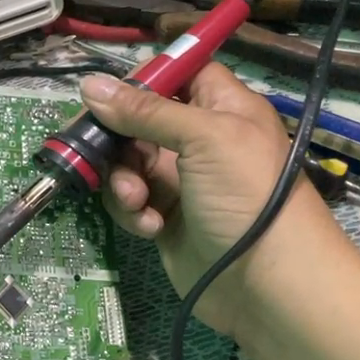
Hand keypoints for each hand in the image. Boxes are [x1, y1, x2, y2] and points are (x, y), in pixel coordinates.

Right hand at [80, 66, 349, 336]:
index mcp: (221, 108)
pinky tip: (150, 226)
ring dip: (122, 178)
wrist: (270, 287)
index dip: (147, 77)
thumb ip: (145, 111)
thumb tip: (89, 85)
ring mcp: (180, 179)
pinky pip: (130, 199)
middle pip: (139, 118)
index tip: (111, 92)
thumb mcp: (203, 139)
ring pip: (127, 160)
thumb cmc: (247, 196)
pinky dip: (132, 210)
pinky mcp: (164, 215)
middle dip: (117, 136)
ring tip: (137, 199)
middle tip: (94, 148)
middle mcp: (199, 139)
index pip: (180, 72)